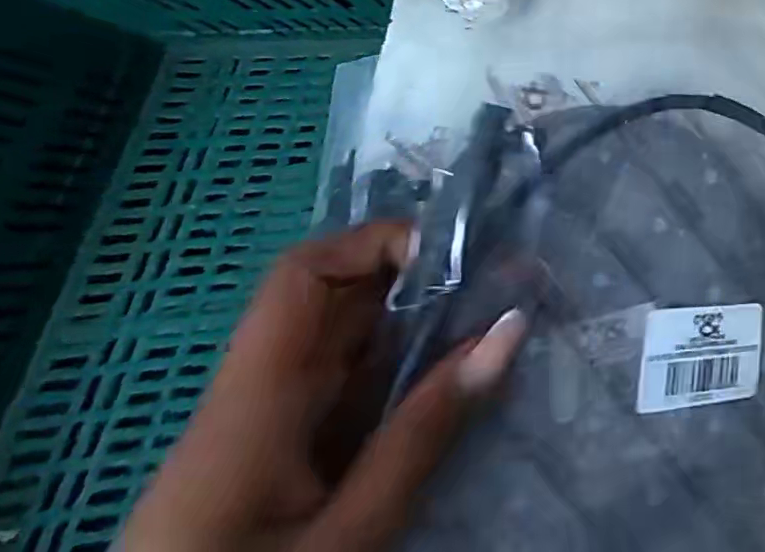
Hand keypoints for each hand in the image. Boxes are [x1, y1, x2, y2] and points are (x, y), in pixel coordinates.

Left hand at [122, 222, 527, 551]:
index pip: (304, 276)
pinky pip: (357, 387)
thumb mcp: (346, 535)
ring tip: (504, 323)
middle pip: (342, 302)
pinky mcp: (288, 457)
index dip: (376, 243)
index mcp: (252, 401)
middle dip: (428, 281)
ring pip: (356, 344)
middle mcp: (259, 396)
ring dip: (431, 326)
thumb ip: (425, 431)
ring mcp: (274, 427)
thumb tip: (512, 327)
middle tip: (511, 282)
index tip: (455, 254)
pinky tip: (463, 378)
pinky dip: (415, 371)